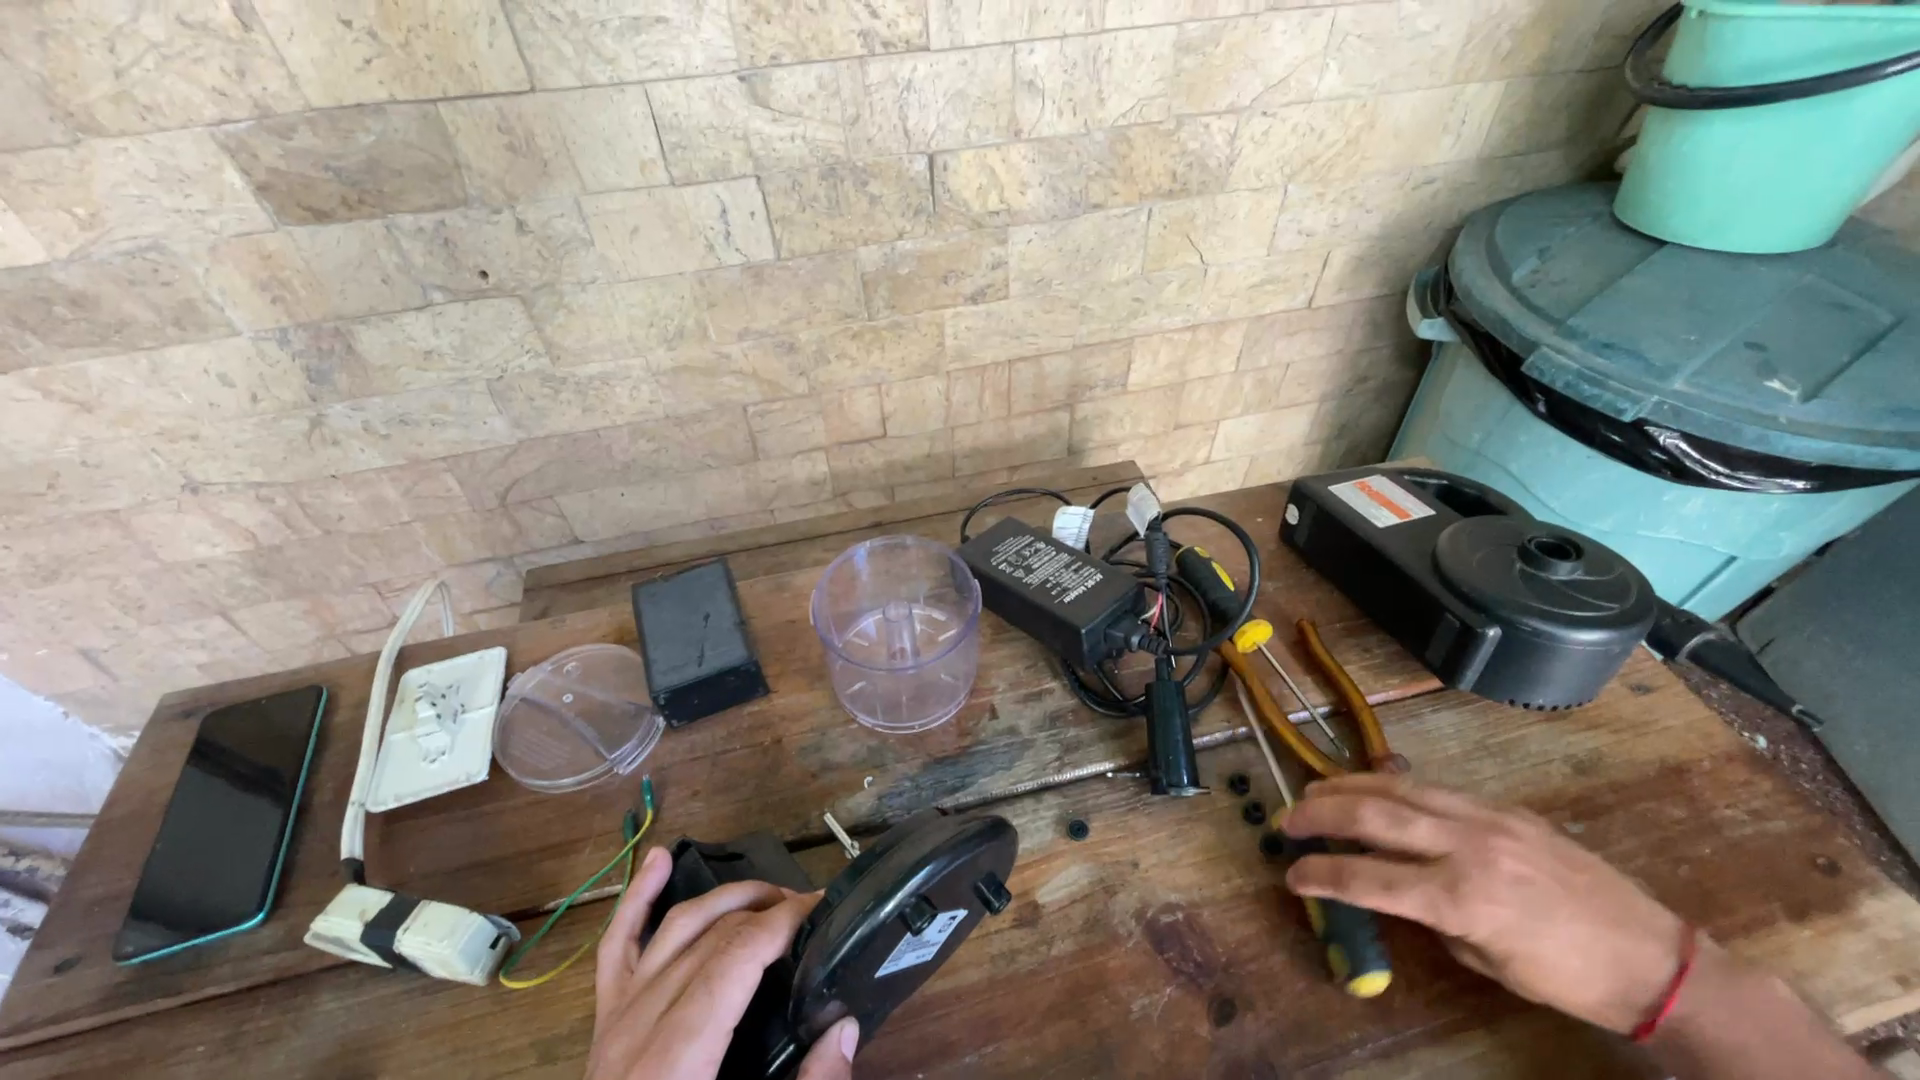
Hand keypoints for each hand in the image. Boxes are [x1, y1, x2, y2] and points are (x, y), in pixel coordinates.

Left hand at [587, 846, 860, 1079]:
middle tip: (811, 909)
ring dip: (722, 898)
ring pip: (671, 929)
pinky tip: (658, 859)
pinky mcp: (602, 1024)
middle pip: (710, 937)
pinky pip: (617, 947)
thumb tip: (846, 1028)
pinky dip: (637, 899)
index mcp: (675, 1063)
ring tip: (768, 890)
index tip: (824, 907)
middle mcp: (637, 1030)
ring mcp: (613, 1023)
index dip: (783, 921)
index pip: (734, 958)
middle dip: (766, 908)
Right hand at [1281, 773, 1688, 1033]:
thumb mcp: (1486, 960)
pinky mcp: (1506, 808)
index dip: (1322, 874)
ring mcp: (1488, 819)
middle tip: (1287, 819)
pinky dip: (1392, 785)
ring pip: (1400, 788)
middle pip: (1374, 815)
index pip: (1369, 877)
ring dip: (1349, 787)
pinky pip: (1435, 788)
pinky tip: (1373, 788)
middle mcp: (1468, 847)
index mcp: (1463, 898)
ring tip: (1314, 792)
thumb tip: (1393, 891)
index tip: (1291, 875)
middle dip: (1320, 813)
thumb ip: (1432, 917)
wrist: (1652, 957)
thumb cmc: (1566, 977)